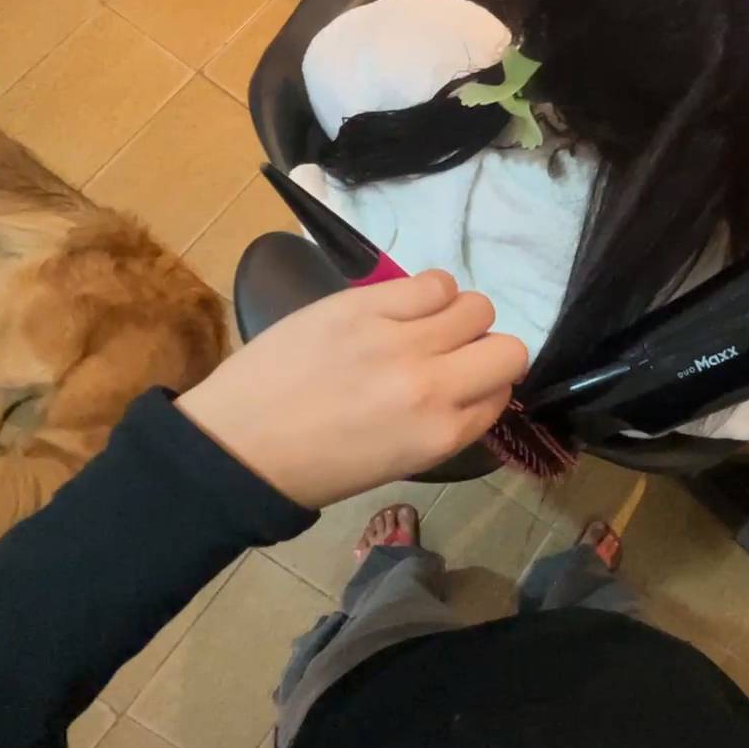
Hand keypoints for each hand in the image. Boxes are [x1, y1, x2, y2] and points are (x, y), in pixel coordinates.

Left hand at [177, 271, 527, 507]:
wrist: (239, 444)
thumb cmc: (323, 465)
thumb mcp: (404, 460)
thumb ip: (451, 421)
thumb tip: (477, 383)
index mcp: (441, 434)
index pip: (502, 393)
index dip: (486, 387)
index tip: (463, 386)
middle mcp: (433, 386)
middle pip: (509, 348)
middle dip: (488, 351)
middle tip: (452, 354)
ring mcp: (398, 340)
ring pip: (476, 306)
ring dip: (459, 318)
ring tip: (424, 327)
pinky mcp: (364, 304)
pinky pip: (434, 282)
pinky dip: (431, 292)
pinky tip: (404, 307)